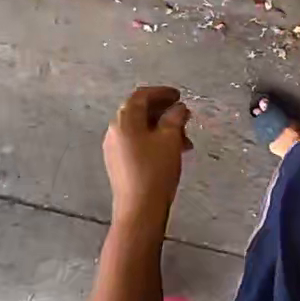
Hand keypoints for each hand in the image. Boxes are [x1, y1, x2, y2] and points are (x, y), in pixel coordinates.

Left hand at [103, 86, 190, 236]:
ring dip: (162, 127)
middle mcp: (114, 131)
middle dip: (163, 110)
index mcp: (124, 121)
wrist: (140, 208)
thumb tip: (178, 108)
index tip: (179, 95)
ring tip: (184, 137)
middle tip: (184, 114)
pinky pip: (138, 142)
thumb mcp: (170, 138)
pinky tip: (172, 150)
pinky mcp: (119, 163)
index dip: (161, 92)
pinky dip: (155, 139)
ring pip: (141, 128)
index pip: (141, 96)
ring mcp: (115, 148)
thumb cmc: (156, 169)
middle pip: (139, 111)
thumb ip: (175, 117)